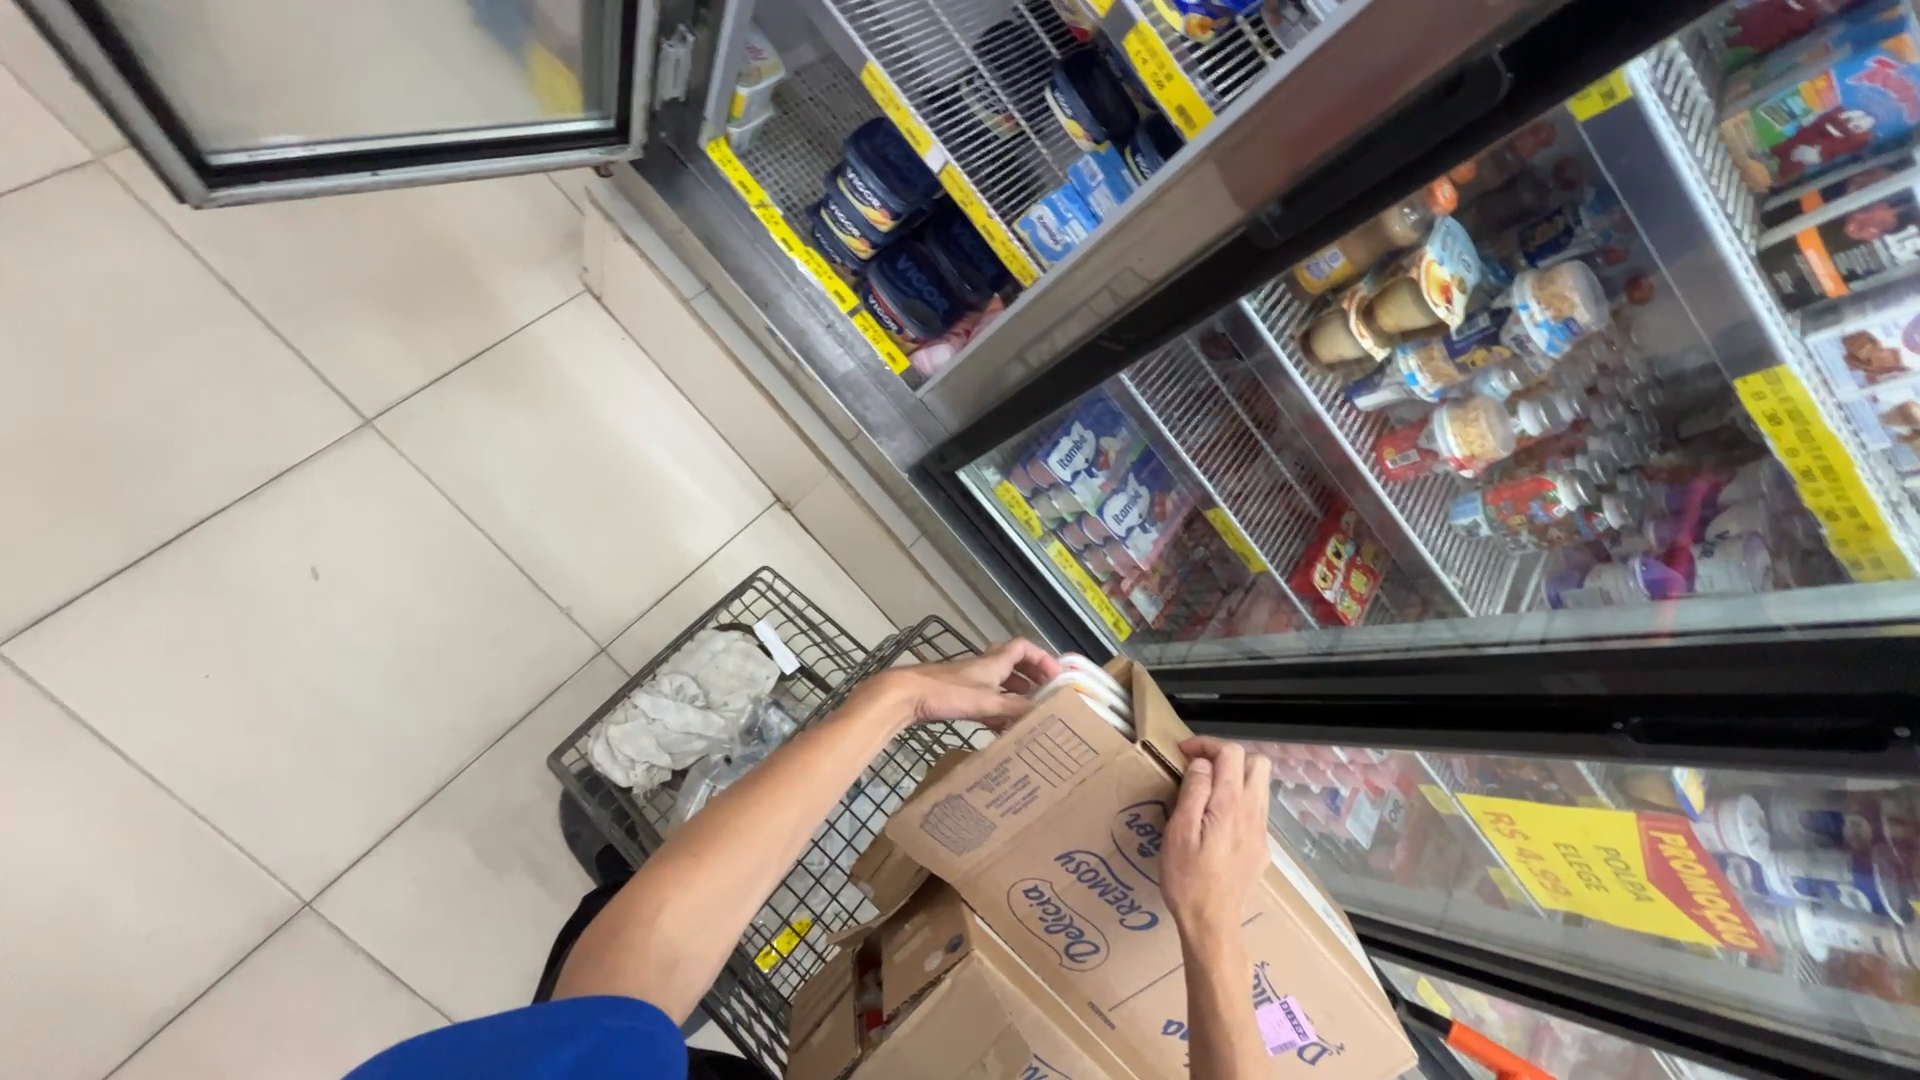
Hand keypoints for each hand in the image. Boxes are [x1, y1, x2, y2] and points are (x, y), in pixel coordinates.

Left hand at [857, 639, 1061, 731]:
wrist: (906, 696)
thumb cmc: (947, 693)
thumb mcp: (987, 702)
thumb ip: (1015, 709)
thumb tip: (1044, 715)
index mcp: (994, 662)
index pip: (1023, 647)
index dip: (1042, 657)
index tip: (1057, 675)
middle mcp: (983, 667)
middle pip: (1013, 664)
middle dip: (1032, 676)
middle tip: (1046, 695)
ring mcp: (968, 681)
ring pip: (999, 683)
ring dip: (1015, 694)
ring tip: (1029, 713)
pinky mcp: (956, 696)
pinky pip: (985, 699)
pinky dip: (998, 709)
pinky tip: (1002, 727)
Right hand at [1160, 737, 1272, 940]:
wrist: (1212, 924)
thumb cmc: (1187, 878)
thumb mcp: (1179, 831)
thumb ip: (1194, 791)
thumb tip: (1202, 764)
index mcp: (1231, 805)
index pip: (1232, 753)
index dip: (1207, 744)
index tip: (1183, 752)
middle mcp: (1253, 813)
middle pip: (1257, 763)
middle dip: (1227, 756)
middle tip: (1199, 767)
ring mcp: (1261, 832)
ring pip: (1260, 786)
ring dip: (1234, 777)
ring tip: (1205, 790)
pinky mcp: (1261, 849)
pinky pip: (1256, 810)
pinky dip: (1238, 800)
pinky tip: (1215, 820)